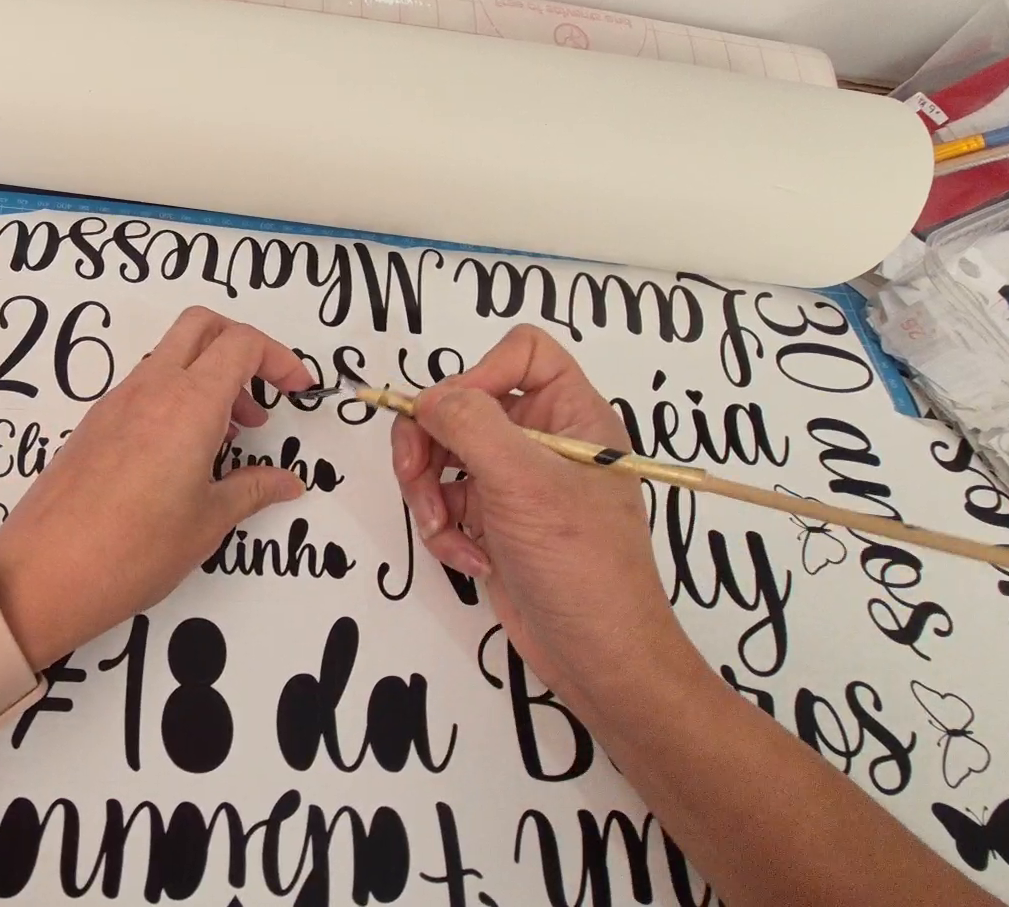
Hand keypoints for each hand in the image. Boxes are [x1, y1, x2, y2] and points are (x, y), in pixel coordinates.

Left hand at [0, 307, 315, 665]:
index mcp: (188, 403)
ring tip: (226, 439)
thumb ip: (252, 489)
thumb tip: (287, 482)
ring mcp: (116, 403)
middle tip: (260, 398)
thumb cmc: (135, 549)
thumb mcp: (208, 522)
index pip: (241, 343)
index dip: (279, 358)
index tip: (298, 390)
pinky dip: (175, 399)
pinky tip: (182, 455)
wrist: (45, 572)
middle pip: (201, 326)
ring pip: (170, 356)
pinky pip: (144, 388)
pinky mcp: (94, 424)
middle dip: (241, 346)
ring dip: (207, 378)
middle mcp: (150, 388)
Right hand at [389, 324, 700, 713]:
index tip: (452, 416)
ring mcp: (512, 478)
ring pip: (440, 452)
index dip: (478, 373)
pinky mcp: (490, 515)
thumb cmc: (578, 563)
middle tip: (413, 477)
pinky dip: (442, 528)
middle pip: (460, 405)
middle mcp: (540, 438)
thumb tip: (426, 399)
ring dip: (427, 493)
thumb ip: (471, 425)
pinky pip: (442, 497)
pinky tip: (466, 558)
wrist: (595, 657)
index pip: (521, 353)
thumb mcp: (524, 484)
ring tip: (444, 530)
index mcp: (572, 415)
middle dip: (428, 445)